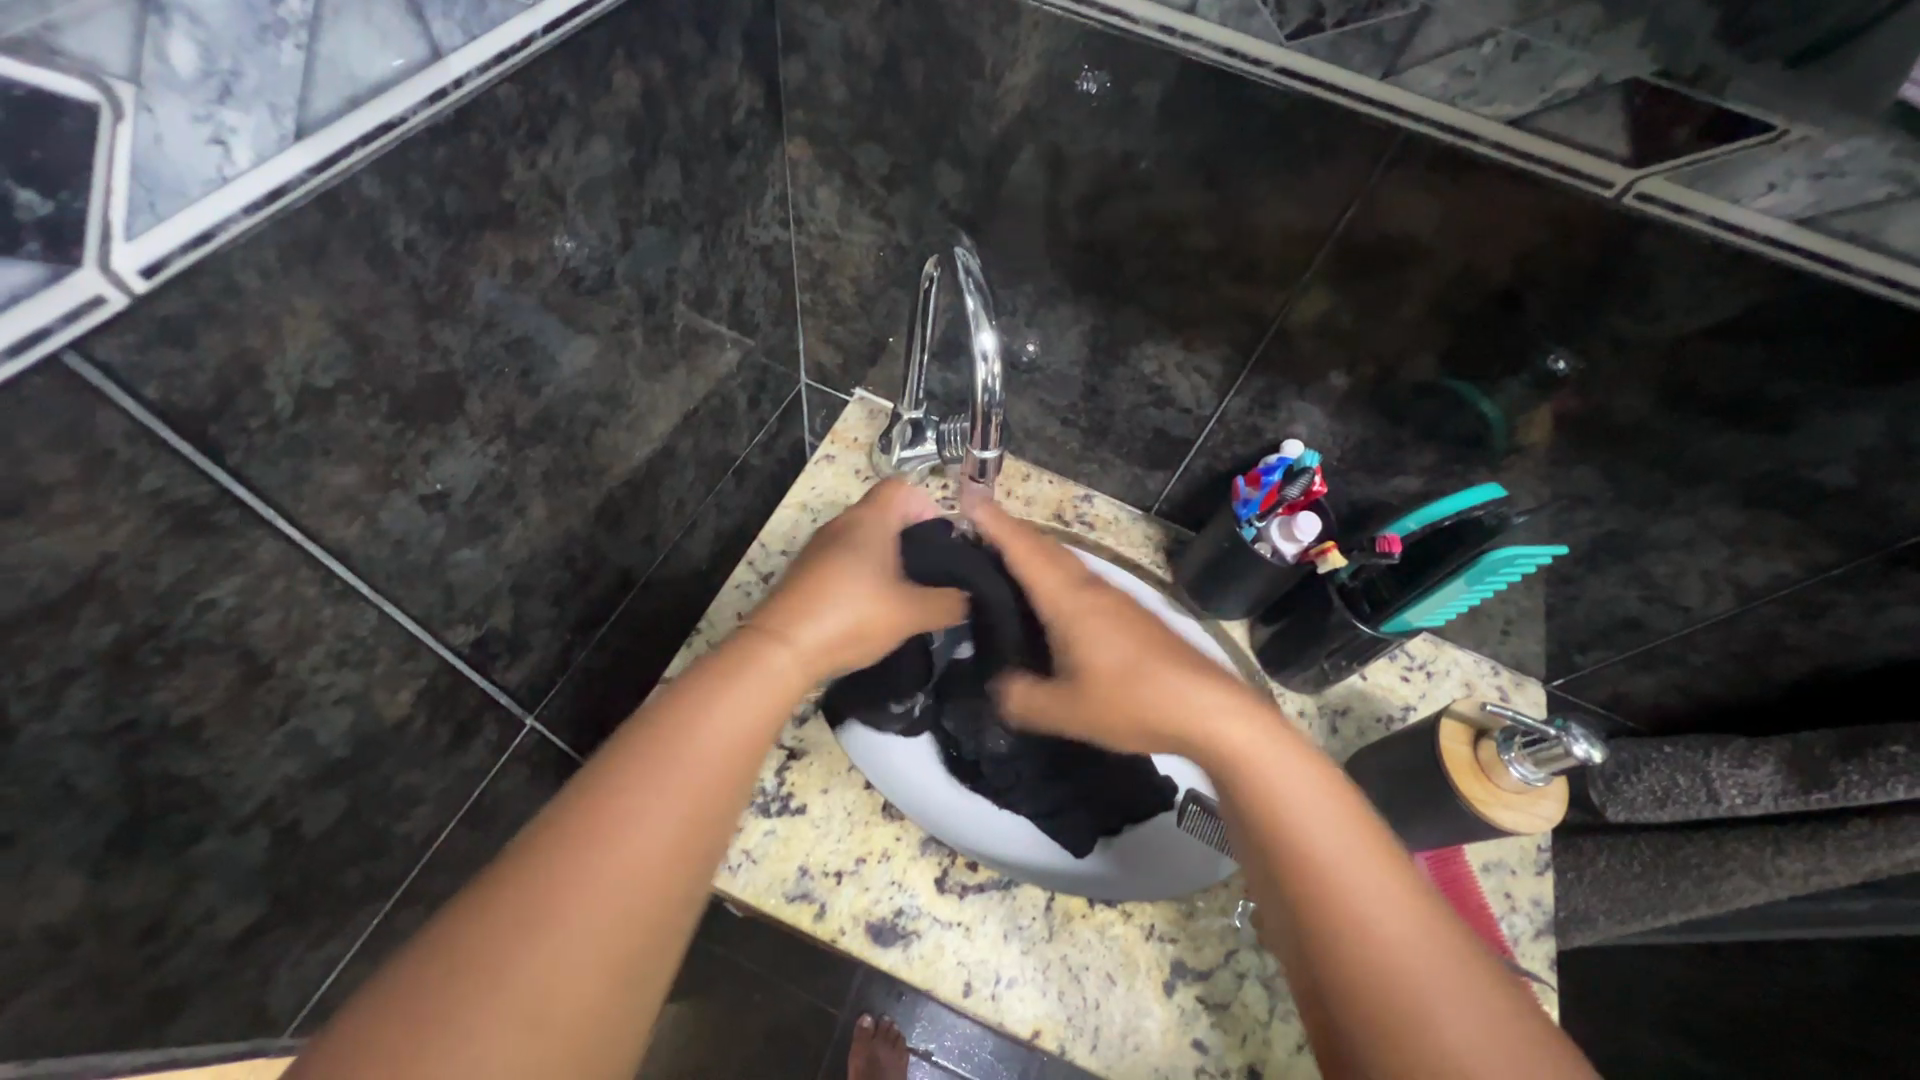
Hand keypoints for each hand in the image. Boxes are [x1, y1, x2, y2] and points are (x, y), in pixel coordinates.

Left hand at [748, 478, 968, 681]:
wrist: (782, 648)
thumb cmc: (851, 616)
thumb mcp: (911, 613)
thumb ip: (948, 603)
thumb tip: (969, 598)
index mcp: (869, 520)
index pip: (901, 487)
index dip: (927, 505)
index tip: (941, 542)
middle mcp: (842, 524)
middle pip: (883, 514)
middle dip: (911, 538)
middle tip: (931, 573)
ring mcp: (819, 548)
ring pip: (863, 540)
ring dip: (887, 560)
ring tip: (906, 595)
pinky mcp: (806, 573)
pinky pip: (844, 561)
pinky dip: (863, 576)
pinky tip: (872, 609)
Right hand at [966, 496, 1268, 757]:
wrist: (1208, 707)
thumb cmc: (1134, 702)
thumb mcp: (1065, 711)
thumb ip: (1021, 698)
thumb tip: (996, 686)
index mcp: (1069, 600)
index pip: (1023, 548)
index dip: (994, 522)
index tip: (968, 496)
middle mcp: (1091, 588)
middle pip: (1044, 547)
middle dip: (1008, 532)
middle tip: (974, 531)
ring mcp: (1115, 598)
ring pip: (1065, 562)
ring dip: (1033, 552)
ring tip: (1002, 562)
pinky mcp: (1130, 613)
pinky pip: (1081, 580)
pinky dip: (1054, 575)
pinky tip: (1049, 602)